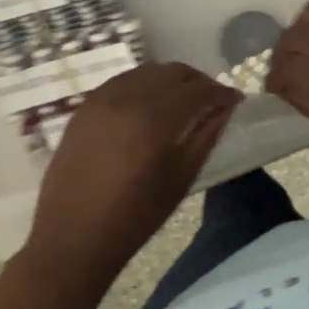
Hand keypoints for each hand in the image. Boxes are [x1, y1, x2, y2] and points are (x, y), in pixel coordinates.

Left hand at [26, 63, 240, 269]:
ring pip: (147, 71)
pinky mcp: (84, 108)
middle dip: (199, 81)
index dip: (222, 93)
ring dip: (171, 80)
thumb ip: (206, 136)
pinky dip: (144, 84)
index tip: (236, 101)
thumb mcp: (181, 178)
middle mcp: (126, 100)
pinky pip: (122, 81)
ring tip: (184, 101)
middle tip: (213, 100)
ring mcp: (100, 100)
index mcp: (154, 121)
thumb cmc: (135, 216)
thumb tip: (226, 108)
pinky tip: (152, 104)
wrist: (73, 236)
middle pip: (173, 72)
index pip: (199, 90)